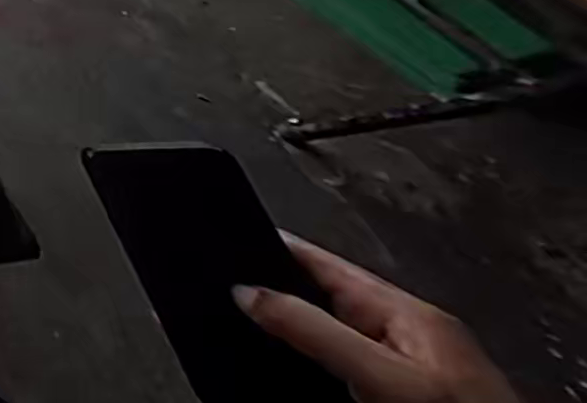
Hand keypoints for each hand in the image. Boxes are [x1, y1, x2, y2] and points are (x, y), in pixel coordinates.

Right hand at [234, 233, 519, 402]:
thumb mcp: (386, 374)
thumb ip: (312, 326)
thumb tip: (243, 290)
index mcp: (408, 312)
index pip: (315, 257)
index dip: (264, 245)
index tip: (218, 238)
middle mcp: (405, 334)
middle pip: (313, 294)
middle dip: (271, 292)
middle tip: (226, 294)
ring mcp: (402, 369)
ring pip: (319, 330)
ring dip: (285, 328)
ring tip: (246, 324)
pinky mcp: (394, 394)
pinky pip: (330, 362)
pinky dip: (301, 359)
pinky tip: (286, 363)